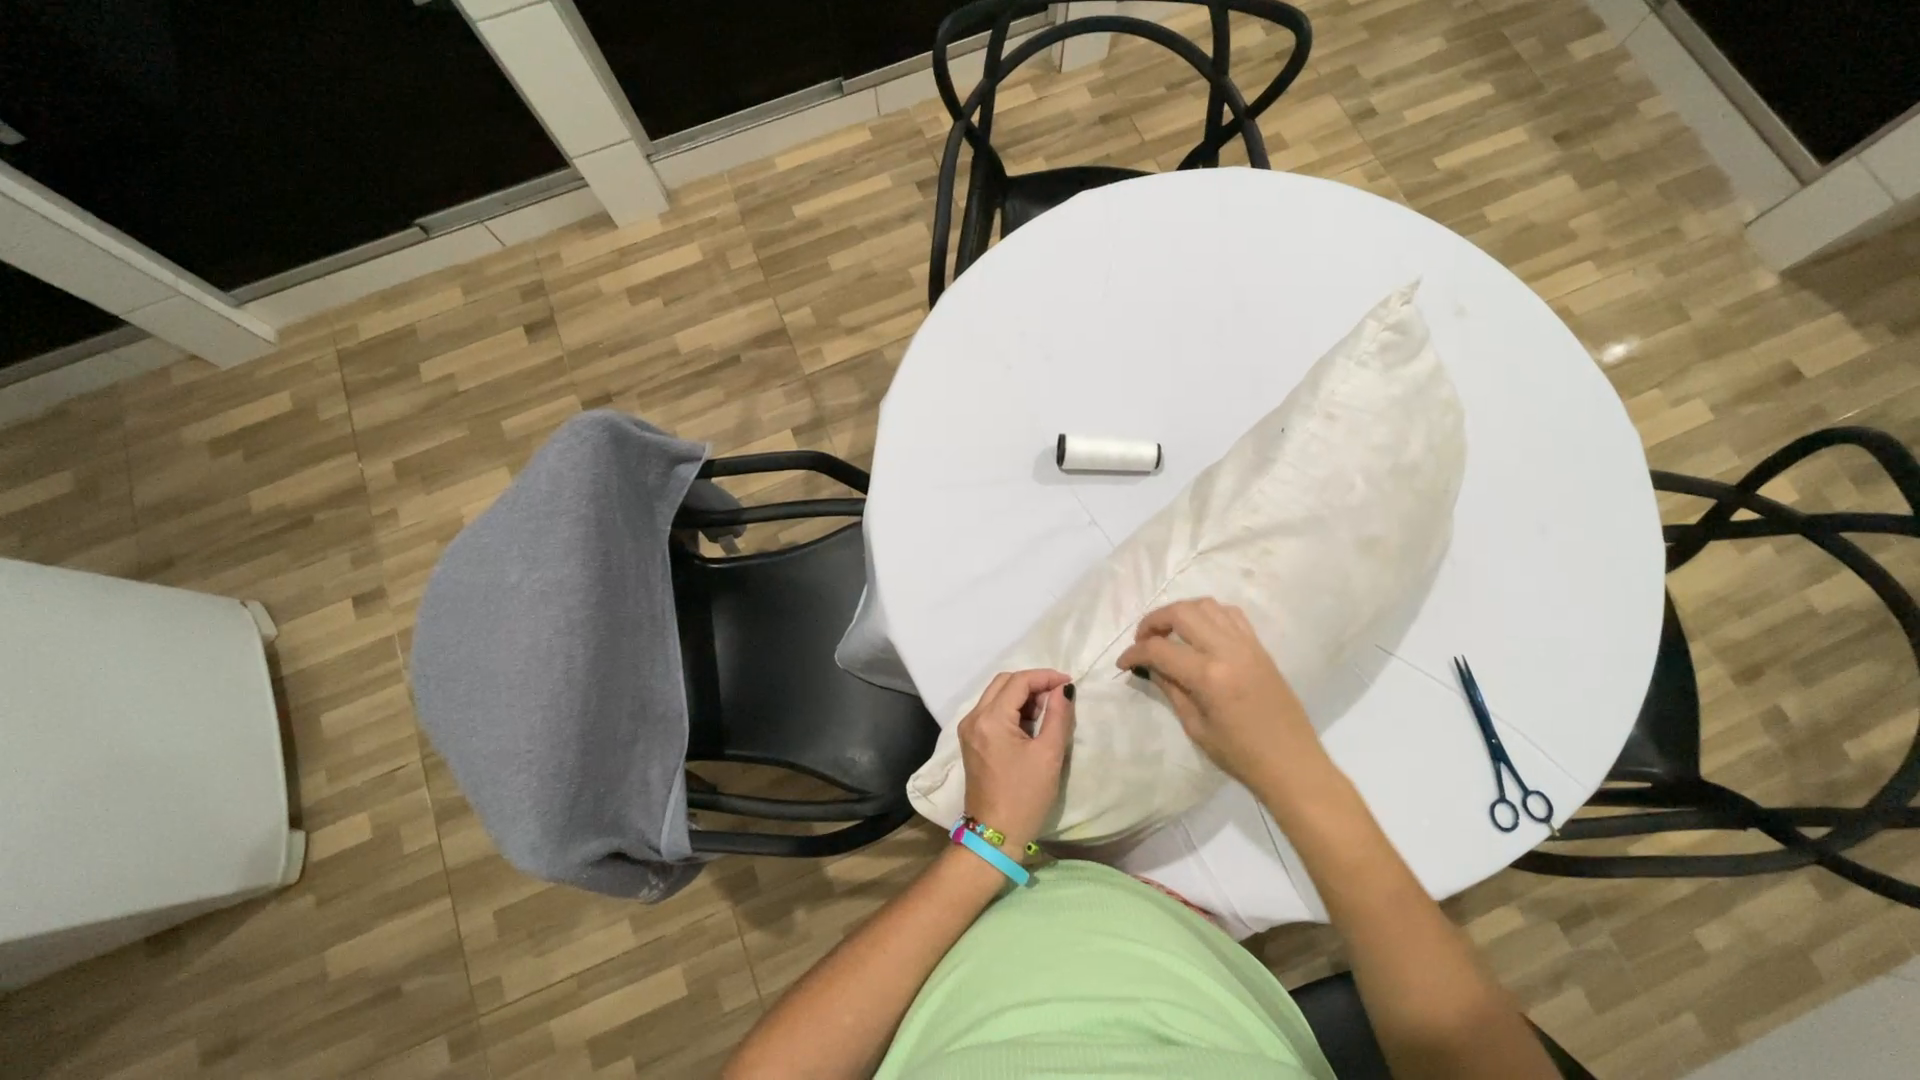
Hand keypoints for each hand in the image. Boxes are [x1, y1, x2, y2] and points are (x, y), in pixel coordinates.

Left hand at [957, 669, 1075, 856]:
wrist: (994, 834)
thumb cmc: (1025, 796)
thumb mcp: (1049, 754)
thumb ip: (1058, 716)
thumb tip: (1063, 690)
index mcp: (990, 719)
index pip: (1018, 681)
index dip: (1045, 677)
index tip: (1069, 683)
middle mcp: (973, 718)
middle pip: (1004, 683)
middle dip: (1032, 684)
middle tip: (1058, 697)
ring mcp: (969, 730)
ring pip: (996, 696)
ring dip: (1022, 697)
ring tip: (1048, 712)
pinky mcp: (971, 741)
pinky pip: (991, 712)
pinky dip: (1012, 710)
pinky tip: (1031, 724)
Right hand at [1114, 598, 1321, 788]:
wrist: (1291, 763)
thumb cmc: (1240, 755)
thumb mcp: (1195, 727)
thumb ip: (1171, 689)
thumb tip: (1150, 666)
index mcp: (1209, 676)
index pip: (1160, 649)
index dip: (1134, 653)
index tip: (1123, 663)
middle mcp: (1228, 651)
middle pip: (1182, 612)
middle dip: (1154, 621)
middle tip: (1142, 641)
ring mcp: (1247, 645)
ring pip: (1207, 605)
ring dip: (1181, 613)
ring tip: (1168, 633)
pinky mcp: (1260, 647)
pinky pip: (1230, 614)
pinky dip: (1208, 615)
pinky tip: (1200, 633)